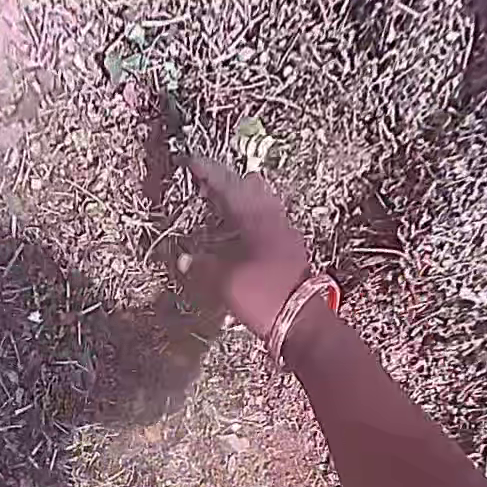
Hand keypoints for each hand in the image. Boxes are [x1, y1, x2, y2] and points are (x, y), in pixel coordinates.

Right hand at [188, 157, 310, 337]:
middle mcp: (275, 222)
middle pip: (252, 191)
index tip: (192, 162)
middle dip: (230, 184)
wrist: (303, 324)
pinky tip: (244, 236)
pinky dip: (251, 224)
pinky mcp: (291, 255)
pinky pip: (268, 227)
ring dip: (243, 204)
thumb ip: (204, 268)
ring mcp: (286, 238)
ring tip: (225, 207)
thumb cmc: (265, 298)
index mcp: (258, 220)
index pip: (230, 188)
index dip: (210, 174)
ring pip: (262, 209)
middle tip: (211, 184)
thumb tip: (183, 259)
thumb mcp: (228, 283)